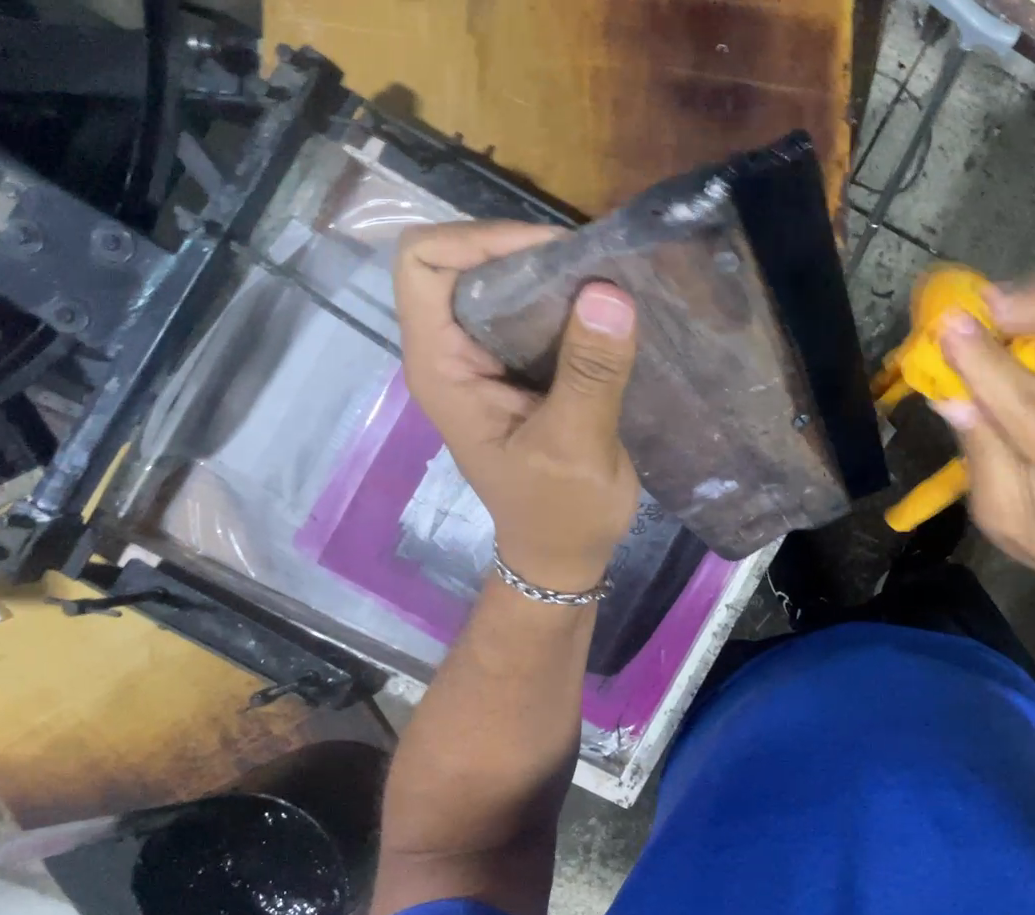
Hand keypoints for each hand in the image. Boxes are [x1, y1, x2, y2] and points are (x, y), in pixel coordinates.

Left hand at [395, 221, 640, 591]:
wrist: (565, 555)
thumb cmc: (560, 512)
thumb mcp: (576, 447)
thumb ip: (591, 374)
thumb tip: (610, 294)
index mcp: (442, 367)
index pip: (425, 264)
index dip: (481, 239)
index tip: (556, 254)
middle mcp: (454, 352)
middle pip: (464, 263)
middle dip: (525, 252)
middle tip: (595, 268)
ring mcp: (487, 361)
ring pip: (502, 285)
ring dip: (552, 277)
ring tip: (609, 284)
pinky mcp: (521, 371)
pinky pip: (534, 314)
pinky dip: (568, 303)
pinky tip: (608, 314)